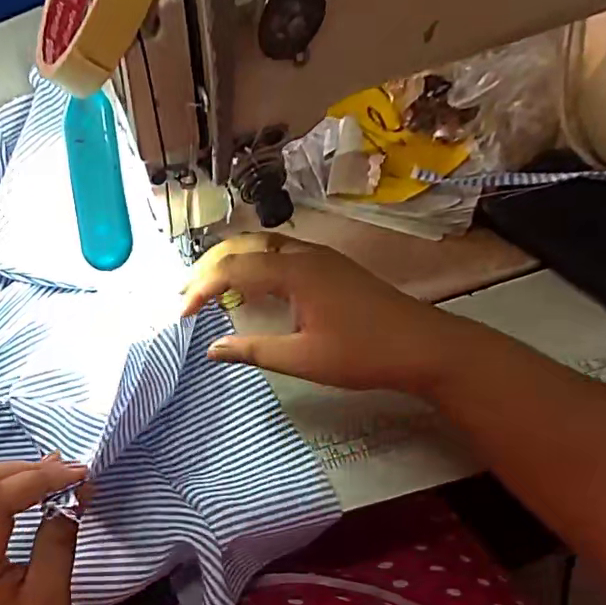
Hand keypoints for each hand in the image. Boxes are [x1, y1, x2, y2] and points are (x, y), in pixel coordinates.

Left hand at [0, 456, 89, 604]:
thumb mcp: (50, 595)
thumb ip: (58, 539)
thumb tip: (75, 494)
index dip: (38, 479)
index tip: (79, 475)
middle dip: (21, 469)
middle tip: (65, 470)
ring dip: (10, 475)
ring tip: (53, 473)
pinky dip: (1, 489)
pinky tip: (30, 489)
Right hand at [181, 232, 485, 394]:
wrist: (425, 346)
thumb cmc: (364, 354)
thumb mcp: (303, 359)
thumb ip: (254, 350)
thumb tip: (213, 349)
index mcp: (295, 271)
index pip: (232, 268)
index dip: (200, 289)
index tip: (180, 315)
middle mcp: (304, 253)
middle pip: (244, 245)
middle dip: (209, 265)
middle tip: (185, 294)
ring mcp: (321, 257)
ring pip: (263, 245)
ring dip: (232, 261)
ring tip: (209, 286)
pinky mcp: (331, 267)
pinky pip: (280, 253)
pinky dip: (254, 263)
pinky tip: (251, 285)